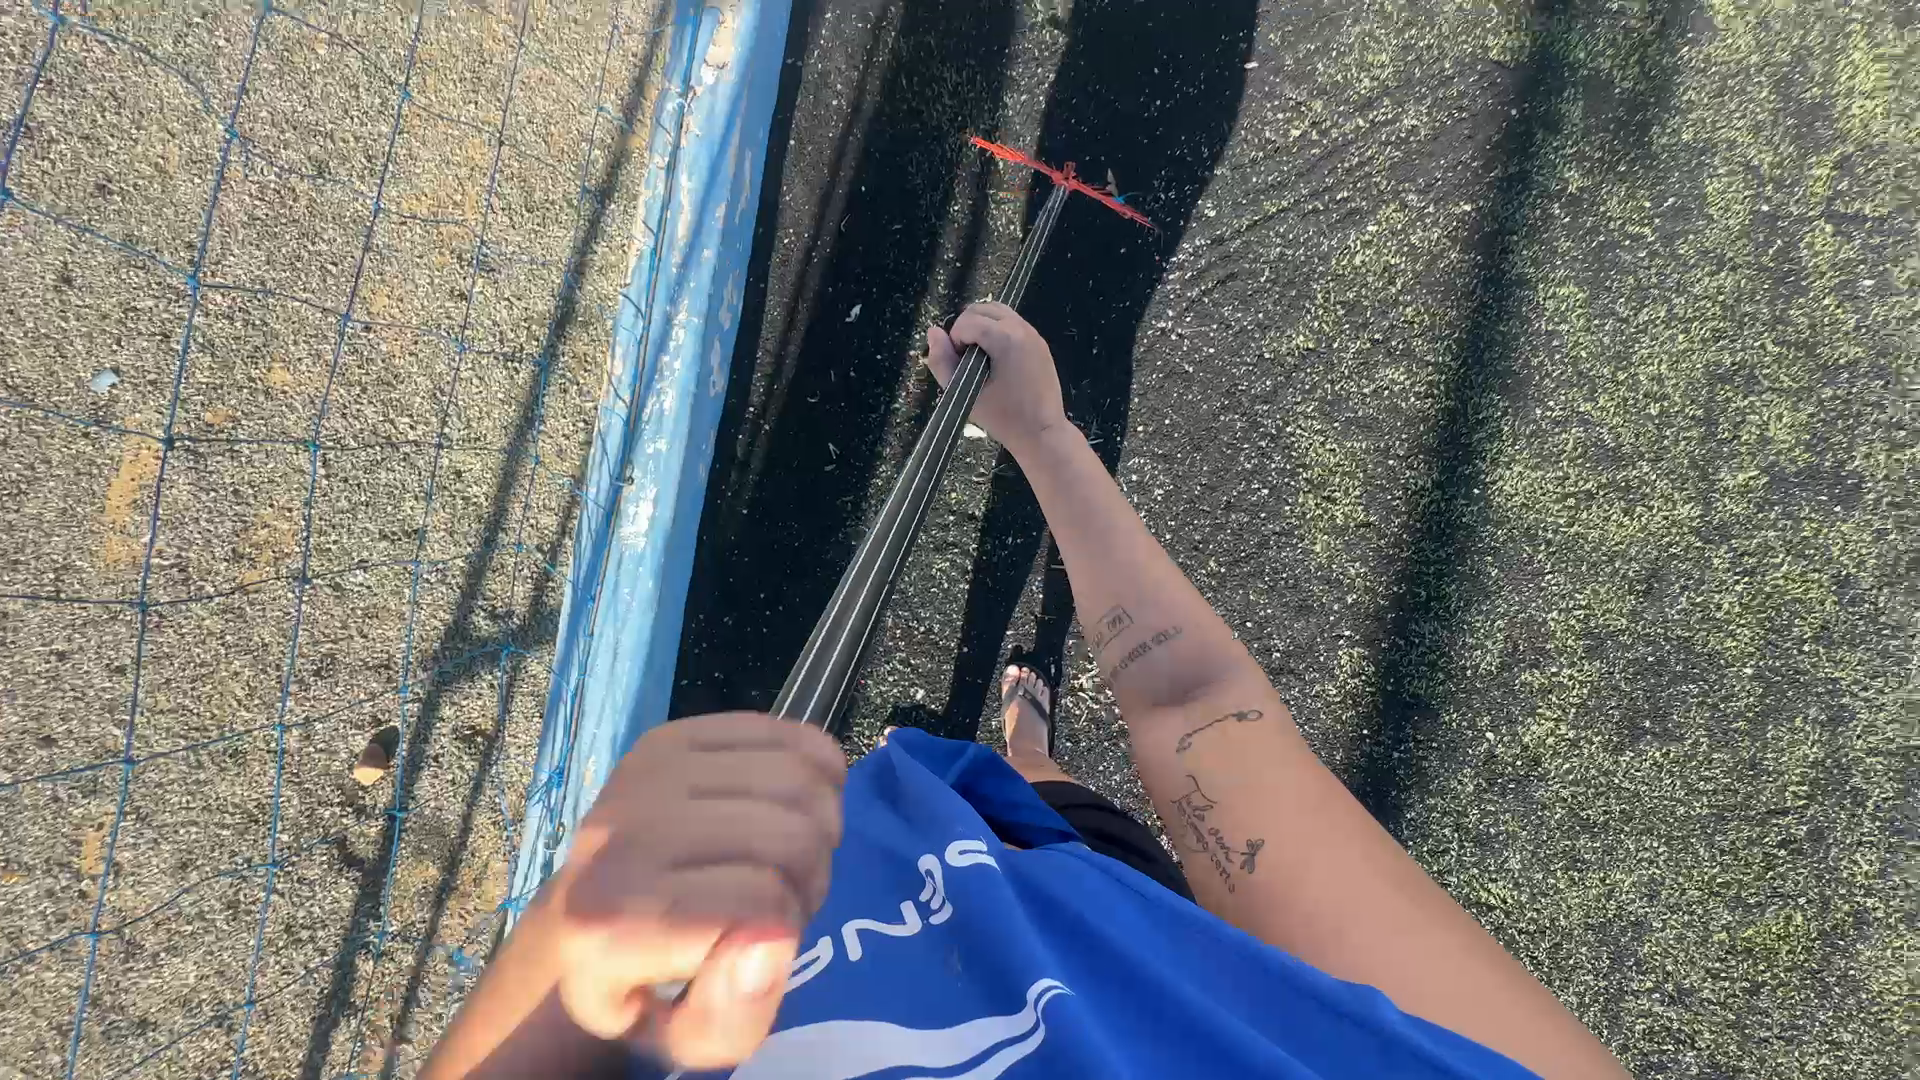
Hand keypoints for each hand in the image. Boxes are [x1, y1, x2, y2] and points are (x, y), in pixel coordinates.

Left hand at [548, 713, 846, 1068]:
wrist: (593, 913)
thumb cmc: (650, 982)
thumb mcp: (691, 1038)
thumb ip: (732, 1015)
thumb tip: (771, 939)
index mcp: (610, 922)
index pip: (762, 904)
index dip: (789, 928)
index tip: (767, 944)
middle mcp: (617, 833)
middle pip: (789, 835)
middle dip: (813, 874)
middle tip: (790, 895)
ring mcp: (645, 771)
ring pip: (798, 778)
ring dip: (820, 823)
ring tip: (791, 852)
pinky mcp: (674, 733)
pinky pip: (790, 734)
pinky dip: (820, 769)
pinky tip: (798, 802)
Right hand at [923, 301, 1068, 456]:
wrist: (1042, 432)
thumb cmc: (1003, 418)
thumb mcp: (964, 393)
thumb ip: (942, 362)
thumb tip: (933, 333)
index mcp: (1005, 339)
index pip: (966, 322)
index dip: (955, 342)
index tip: (960, 367)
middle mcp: (1021, 328)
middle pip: (981, 308)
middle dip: (966, 328)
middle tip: (966, 360)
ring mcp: (1033, 333)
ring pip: (997, 311)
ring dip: (981, 327)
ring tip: (978, 357)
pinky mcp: (1038, 342)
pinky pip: (1011, 323)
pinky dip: (997, 331)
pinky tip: (995, 359)